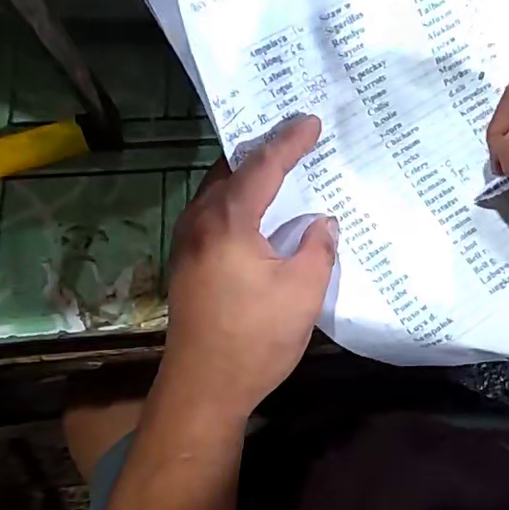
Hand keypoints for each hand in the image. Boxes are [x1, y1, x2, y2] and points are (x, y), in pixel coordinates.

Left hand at [161, 115, 337, 417]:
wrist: (204, 387)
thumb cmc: (256, 338)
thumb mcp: (303, 291)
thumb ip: (317, 247)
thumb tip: (321, 222)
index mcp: (228, 222)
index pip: (262, 167)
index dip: (289, 142)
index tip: (311, 121)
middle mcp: (200, 223)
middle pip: (231, 171)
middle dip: (262, 151)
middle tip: (292, 138)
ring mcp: (187, 244)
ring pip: (218, 193)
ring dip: (247, 177)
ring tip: (277, 169)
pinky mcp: (187, 265)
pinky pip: (213, 215)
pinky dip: (237, 202)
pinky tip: (256, 215)